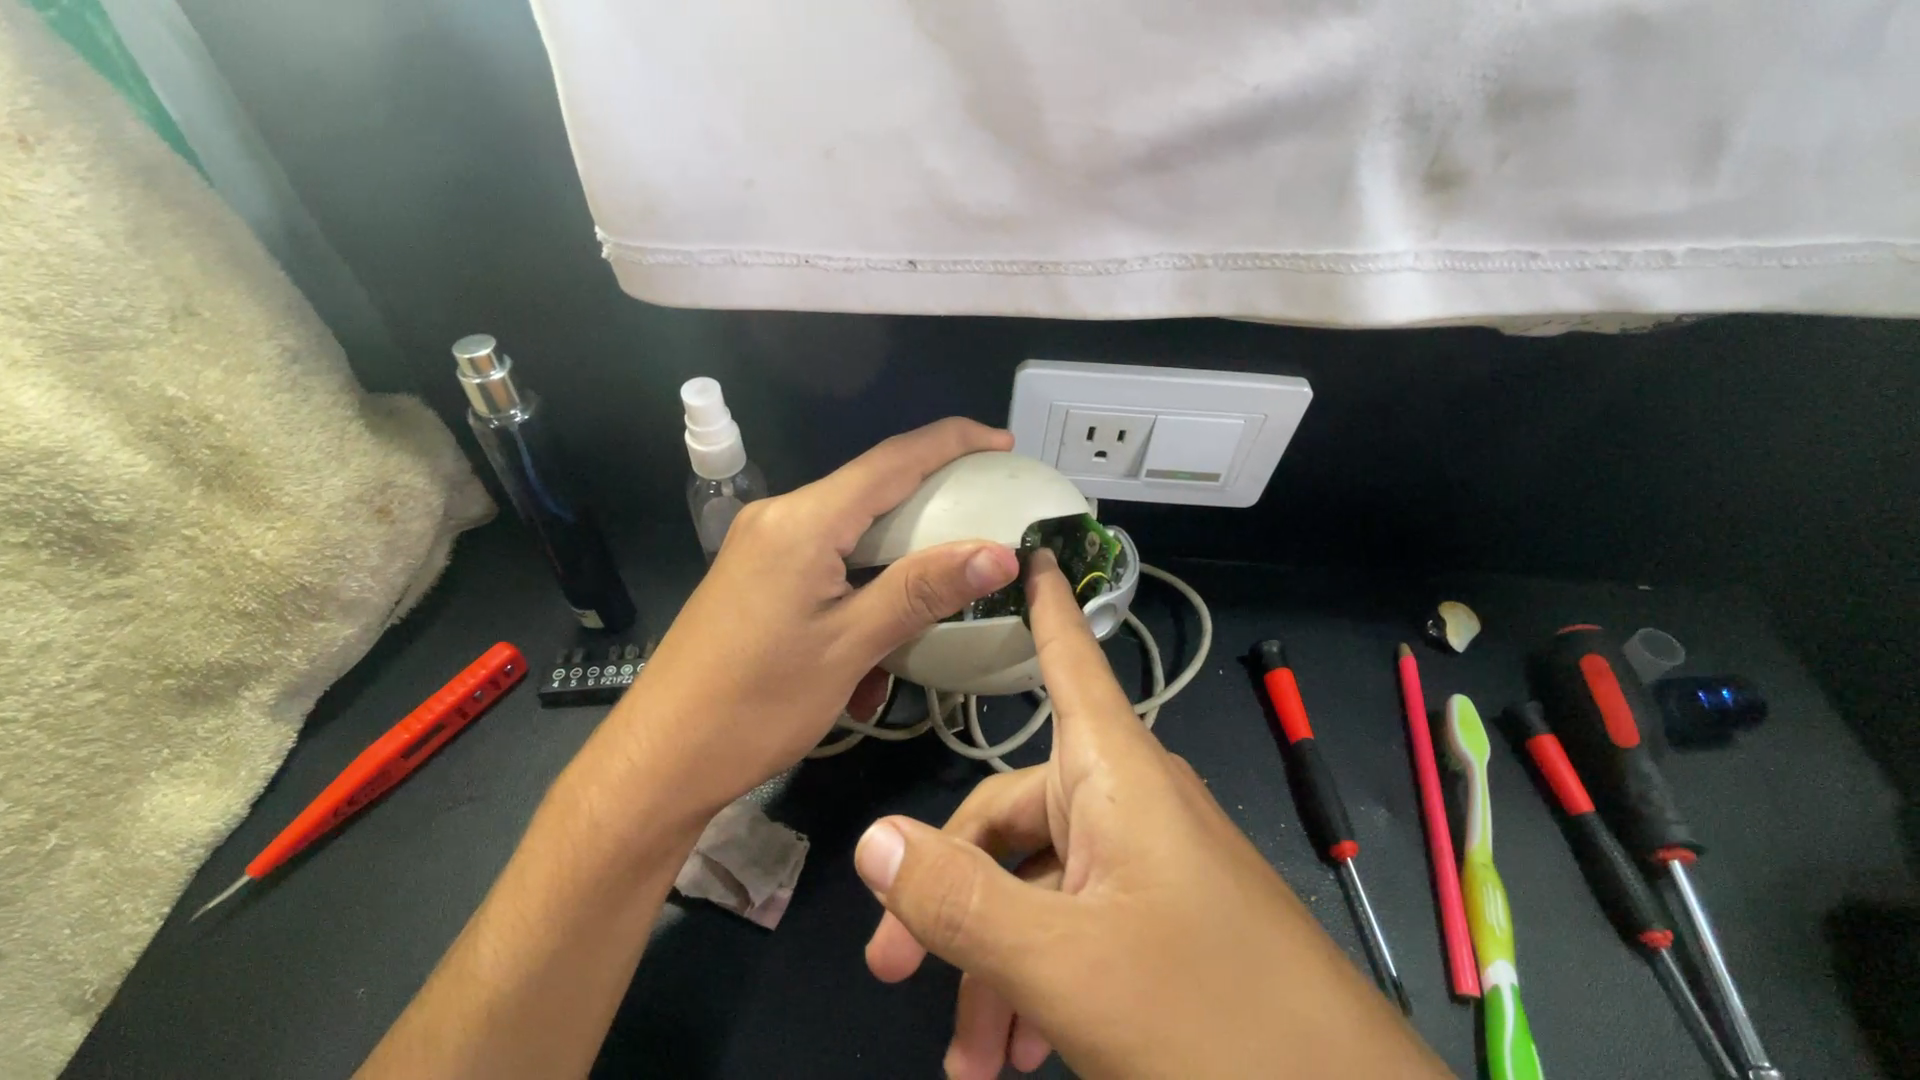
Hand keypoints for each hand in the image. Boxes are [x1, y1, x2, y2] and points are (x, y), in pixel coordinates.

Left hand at [611, 418, 1021, 815]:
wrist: (663, 757)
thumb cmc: (757, 704)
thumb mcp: (851, 647)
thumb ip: (923, 590)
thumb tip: (1000, 552)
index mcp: (803, 521)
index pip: (892, 460)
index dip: (953, 442)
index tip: (1004, 444)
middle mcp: (779, 516)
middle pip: (872, 488)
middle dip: (932, 501)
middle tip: (990, 516)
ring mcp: (761, 545)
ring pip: (850, 530)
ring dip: (898, 556)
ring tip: (944, 587)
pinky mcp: (755, 575)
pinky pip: (825, 559)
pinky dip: (864, 582)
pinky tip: (882, 633)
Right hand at [854, 552, 1448, 1078]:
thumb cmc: (1207, 1014)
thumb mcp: (1064, 963)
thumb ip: (960, 899)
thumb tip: (872, 838)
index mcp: (1114, 777)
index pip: (1071, 665)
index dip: (1046, 609)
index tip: (1035, 551)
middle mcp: (1127, 807)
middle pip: (1010, 819)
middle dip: (949, 899)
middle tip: (891, 972)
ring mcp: (1144, 868)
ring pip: (1035, 890)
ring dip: (991, 969)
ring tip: (972, 1058)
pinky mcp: (1157, 925)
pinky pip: (1072, 930)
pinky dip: (1034, 985)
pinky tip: (1015, 1052)